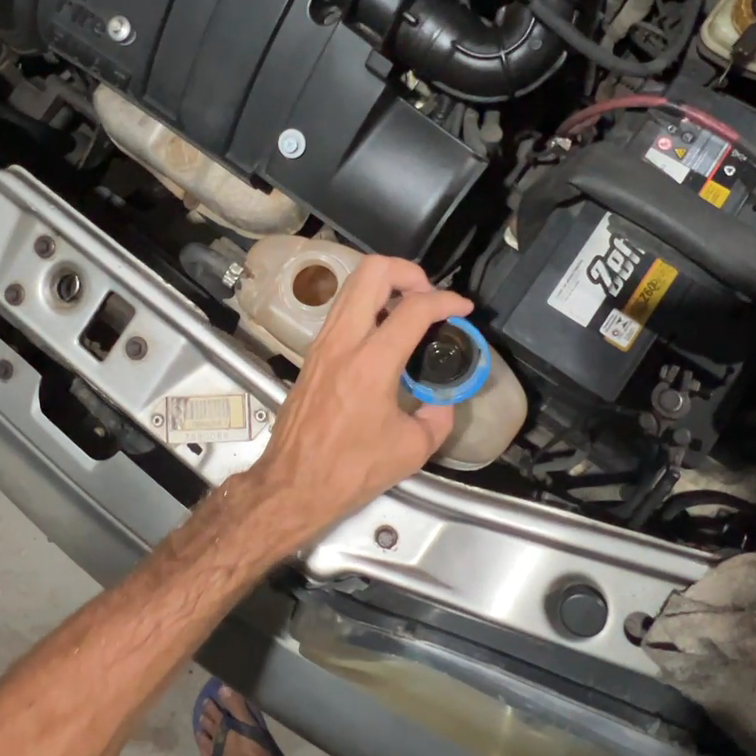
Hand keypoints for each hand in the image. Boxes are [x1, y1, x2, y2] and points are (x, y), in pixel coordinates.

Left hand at [240, 256, 470, 547]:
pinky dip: (368, 305)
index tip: (462, 308)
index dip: (446, 301)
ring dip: (385, 285)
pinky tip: (386, 331)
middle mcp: (342, 341)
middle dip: (408, 271)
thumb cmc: (350, 470)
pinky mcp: (313, 353)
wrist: (293, 484)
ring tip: (410, 308)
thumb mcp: (411, 449)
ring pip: (352, 285)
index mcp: (371, 363)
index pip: (413, 308)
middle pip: (372, 271)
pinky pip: (342, 309)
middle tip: (428, 295)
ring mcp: (322, 344)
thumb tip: (441, 400)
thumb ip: (437, 416)